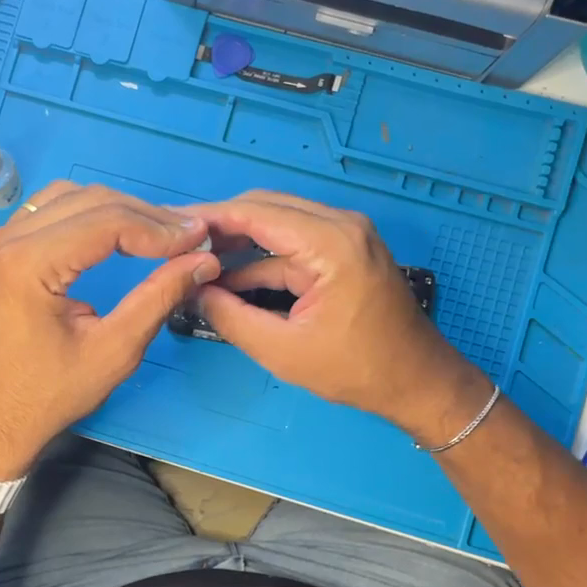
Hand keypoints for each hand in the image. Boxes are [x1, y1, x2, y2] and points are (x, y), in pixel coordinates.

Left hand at [0, 182, 219, 478]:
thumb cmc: (49, 394)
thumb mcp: (113, 351)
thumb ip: (158, 298)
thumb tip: (203, 259)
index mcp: (28, 264)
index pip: (107, 221)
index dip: (159, 227)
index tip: (199, 238)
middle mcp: (8, 240)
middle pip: (90, 200)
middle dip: (145, 215)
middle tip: (188, 236)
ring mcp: (0, 241)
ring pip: (71, 197)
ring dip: (118, 210)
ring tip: (159, 235)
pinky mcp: (0, 249)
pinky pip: (50, 210)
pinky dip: (89, 215)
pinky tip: (118, 235)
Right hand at [192, 192, 491, 444]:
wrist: (417, 380)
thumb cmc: (355, 369)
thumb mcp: (282, 351)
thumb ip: (231, 317)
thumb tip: (191, 292)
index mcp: (330, 243)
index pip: (256, 213)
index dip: (208, 217)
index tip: (169, 226)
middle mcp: (340, 224)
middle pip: (266, 206)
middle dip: (219, 223)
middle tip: (175, 241)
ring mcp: (346, 234)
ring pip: (277, 220)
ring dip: (237, 238)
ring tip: (193, 257)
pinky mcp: (345, 249)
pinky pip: (292, 241)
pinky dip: (260, 255)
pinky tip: (227, 275)